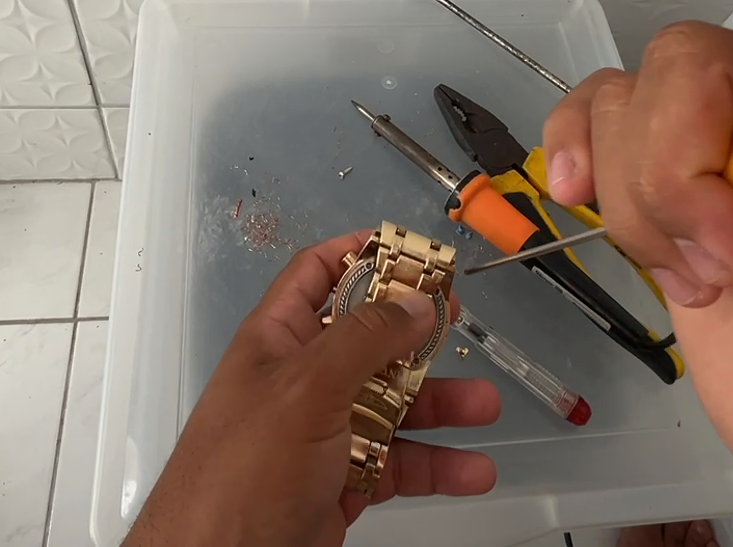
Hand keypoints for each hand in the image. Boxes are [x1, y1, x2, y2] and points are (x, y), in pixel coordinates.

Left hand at [125, 230, 500, 546]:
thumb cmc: (248, 465)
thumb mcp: (307, 387)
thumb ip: (365, 339)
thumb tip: (417, 302)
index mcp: (279, 336)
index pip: (317, 273)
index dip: (359, 253)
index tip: (410, 251)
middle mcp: (302, 376)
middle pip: (366, 337)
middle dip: (414, 330)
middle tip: (457, 318)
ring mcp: (323, 430)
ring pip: (390, 402)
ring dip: (438, 403)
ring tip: (484, 404)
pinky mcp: (342, 480)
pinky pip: (397, 462)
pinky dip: (435, 466)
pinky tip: (471, 470)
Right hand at [542, 0, 732, 545]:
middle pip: (713, 44)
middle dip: (688, 146)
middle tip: (725, 251)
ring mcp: (728, 153)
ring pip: (641, 85)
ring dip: (641, 185)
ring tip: (695, 273)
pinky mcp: (663, 191)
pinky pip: (593, 117)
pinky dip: (575, 149)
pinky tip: (584, 196)